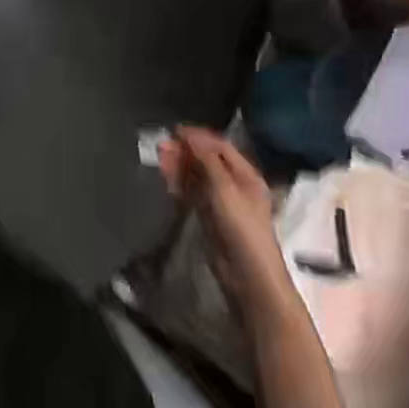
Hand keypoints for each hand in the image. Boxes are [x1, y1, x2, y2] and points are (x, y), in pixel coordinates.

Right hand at [158, 127, 282, 305]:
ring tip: (160, 159)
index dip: (198, 137)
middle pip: (207, 161)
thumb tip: (191, 135)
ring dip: (179, 167)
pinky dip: (180, 185)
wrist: (248, 276)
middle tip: (162, 147)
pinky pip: (192, 194)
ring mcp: (221, 202)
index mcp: (246, 175)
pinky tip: (167, 180)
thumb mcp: (225, 189)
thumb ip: (207, 160)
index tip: (175, 131)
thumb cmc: (242, 228)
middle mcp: (234, 185)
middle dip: (185, 152)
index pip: (220, 147)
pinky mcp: (209, 217)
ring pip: (197, 177)